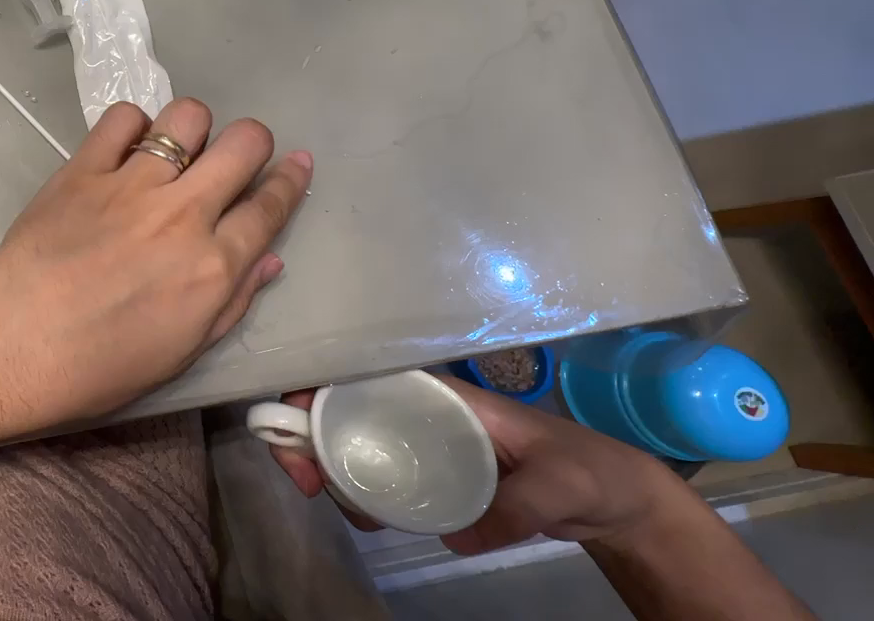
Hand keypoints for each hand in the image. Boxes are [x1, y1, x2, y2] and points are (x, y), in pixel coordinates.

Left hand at [0, 98, 312, 433]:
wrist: (21, 339)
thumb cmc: (105, 363)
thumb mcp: (185, 349)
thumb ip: (233, 299)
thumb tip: (269, 259)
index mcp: (215, 265)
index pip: (270, 206)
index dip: (291, 180)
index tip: (297, 163)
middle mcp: (183, 214)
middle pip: (243, 145)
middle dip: (252, 141)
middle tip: (235, 154)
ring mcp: (132, 185)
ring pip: (186, 118)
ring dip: (192, 126)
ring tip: (176, 147)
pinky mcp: (84, 168)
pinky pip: (121, 118)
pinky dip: (132, 123)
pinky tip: (126, 144)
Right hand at [271, 376, 677, 553]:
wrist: (616, 501)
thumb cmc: (588, 470)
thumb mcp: (562, 483)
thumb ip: (515, 506)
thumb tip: (452, 535)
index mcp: (433, 393)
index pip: (354, 377)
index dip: (310, 394)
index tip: (295, 431)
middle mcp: (411, 410)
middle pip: (334, 411)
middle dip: (303, 440)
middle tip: (306, 483)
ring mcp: (414, 442)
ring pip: (346, 446)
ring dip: (326, 471)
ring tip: (342, 506)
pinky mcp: (423, 474)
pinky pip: (373, 478)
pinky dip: (354, 495)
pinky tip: (369, 517)